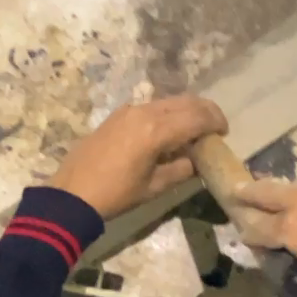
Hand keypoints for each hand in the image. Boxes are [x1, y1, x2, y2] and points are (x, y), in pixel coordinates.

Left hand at [49, 97, 228, 219]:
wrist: (73, 193)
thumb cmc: (116, 194)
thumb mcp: (154, 187)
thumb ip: (181, 169)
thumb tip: (195, 160)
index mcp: (157, 130)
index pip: (198, 117)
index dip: (216, 123)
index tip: (224, 134)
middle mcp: (145, 112)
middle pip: (186, 102)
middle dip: (205, 112)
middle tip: (214, 129)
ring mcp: (129, 110)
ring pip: (169, 101)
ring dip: (186, 111)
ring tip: (192, 132)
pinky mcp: (118, 114)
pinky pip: (152, 106)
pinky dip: (167, 114)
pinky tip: (166, 133)